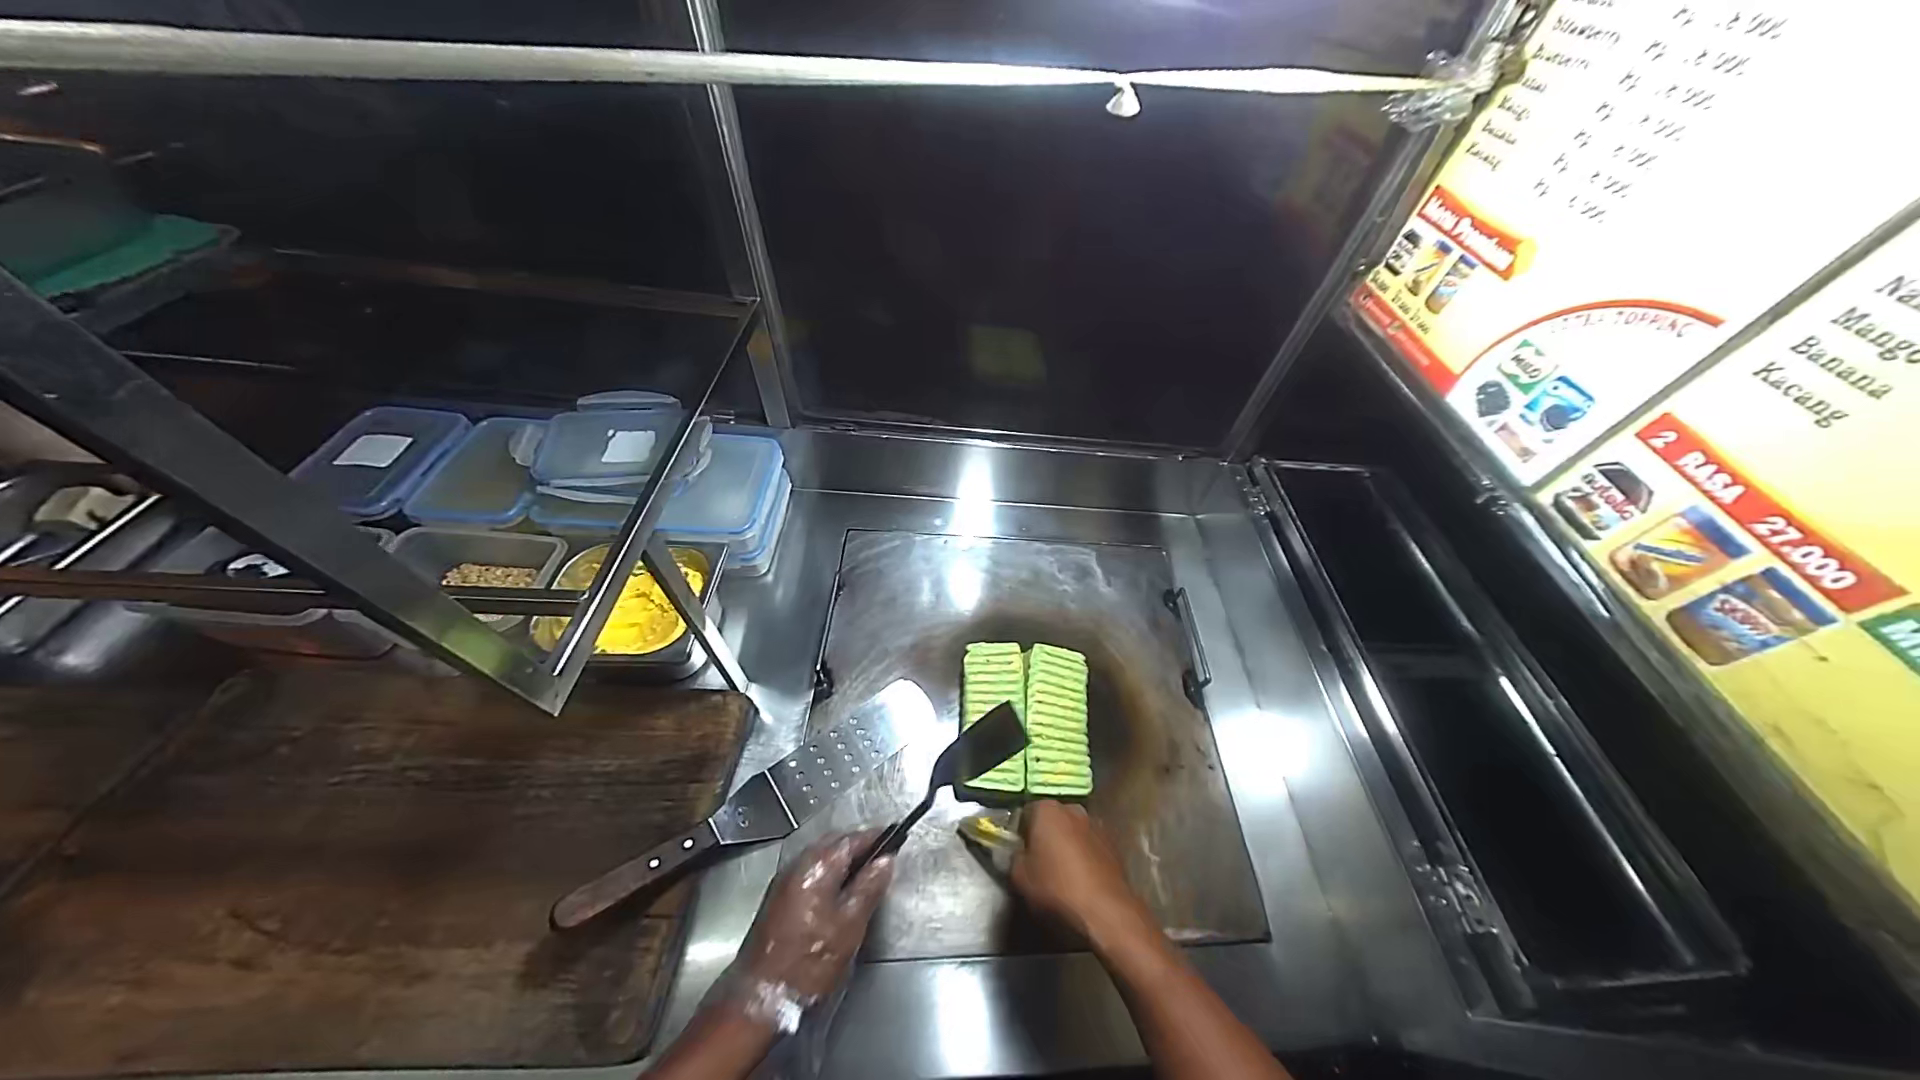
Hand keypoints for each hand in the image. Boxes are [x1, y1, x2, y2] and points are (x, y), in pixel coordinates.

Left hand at [724, 831, 894, 1032]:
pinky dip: (828, 874)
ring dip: (843, 861)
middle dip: (859, 847)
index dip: (877, 838)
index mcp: (818, 865)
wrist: (758, 998)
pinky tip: (838, 894)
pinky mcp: (778, 896)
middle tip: (882, 861)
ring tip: (864, 878)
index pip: (853, 838)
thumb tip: (886, 860)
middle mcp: (798, 863)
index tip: (895, 840)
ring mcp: (785, 879)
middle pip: (835, 843)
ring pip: (822, 857)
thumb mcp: (850, 926)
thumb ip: (869, 888)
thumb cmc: (808, 962)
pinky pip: (811, 871)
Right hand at [1011, 801, 1152, 945]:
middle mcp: (1073, 809)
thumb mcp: (1020, 877)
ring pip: (1073, 832)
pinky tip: (1082, 880)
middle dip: (1046, 836)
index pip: (1026, 814)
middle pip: (1052, 820)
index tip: (1020, 854)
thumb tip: (1020, 853)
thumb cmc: (1057, 888)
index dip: (1020, 834)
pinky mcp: (1114, 844)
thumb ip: (1014, 857)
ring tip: (1062, 875)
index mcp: (1047, 809)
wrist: (1106, 911)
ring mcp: (1097, 825)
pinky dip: (1085, 857)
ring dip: (1067, 846)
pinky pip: (1091, 846)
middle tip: (1039, 864)